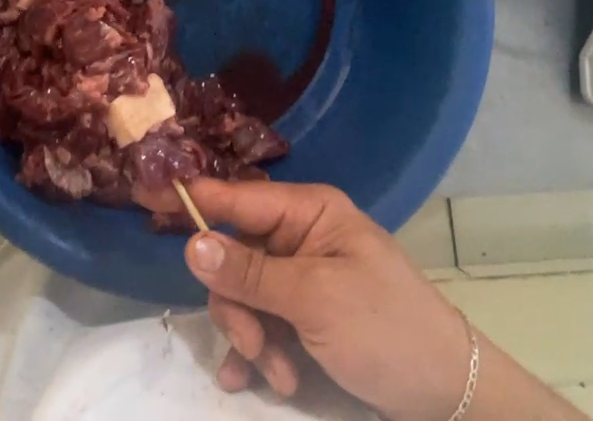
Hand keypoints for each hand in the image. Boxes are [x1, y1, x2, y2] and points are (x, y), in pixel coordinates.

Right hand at [182, 179, 472, 420]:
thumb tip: (190, 242)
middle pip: (232, 256)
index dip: (191, 199)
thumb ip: (250, 272)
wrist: (449, 395)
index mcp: (308, 213)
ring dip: (252, 338)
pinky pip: (260, 324)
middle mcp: (300, 238)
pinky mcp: (305, 317)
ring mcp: (302, 279)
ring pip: (242, 296)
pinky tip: (260, 381)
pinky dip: (258, 353)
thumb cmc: (386, 329)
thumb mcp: (315, 299)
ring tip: (278, 372)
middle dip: (237, 306)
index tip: (143, 199)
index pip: (236, 197)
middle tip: (256, 345)